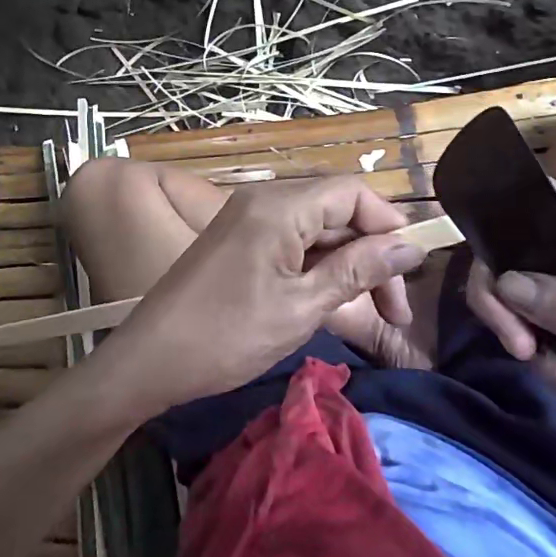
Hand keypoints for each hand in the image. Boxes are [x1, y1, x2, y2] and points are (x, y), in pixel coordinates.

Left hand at [95, 178, 427, 414]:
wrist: (146, 363)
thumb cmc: (227, 338)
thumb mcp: (302, 308)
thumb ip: (358, 270)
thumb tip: (409, 249)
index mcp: (280, 207)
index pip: (353, 193)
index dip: (389, 225)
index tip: (409, 271)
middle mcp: (265, 199)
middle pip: (338, 209)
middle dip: (373, 252)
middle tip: (394, 310)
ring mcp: (250, 216)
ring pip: (319, 226)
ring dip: (349, 262)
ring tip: (373, 311)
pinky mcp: (241, 237)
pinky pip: (294, 238)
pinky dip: (320, 264)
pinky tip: (334, 297)